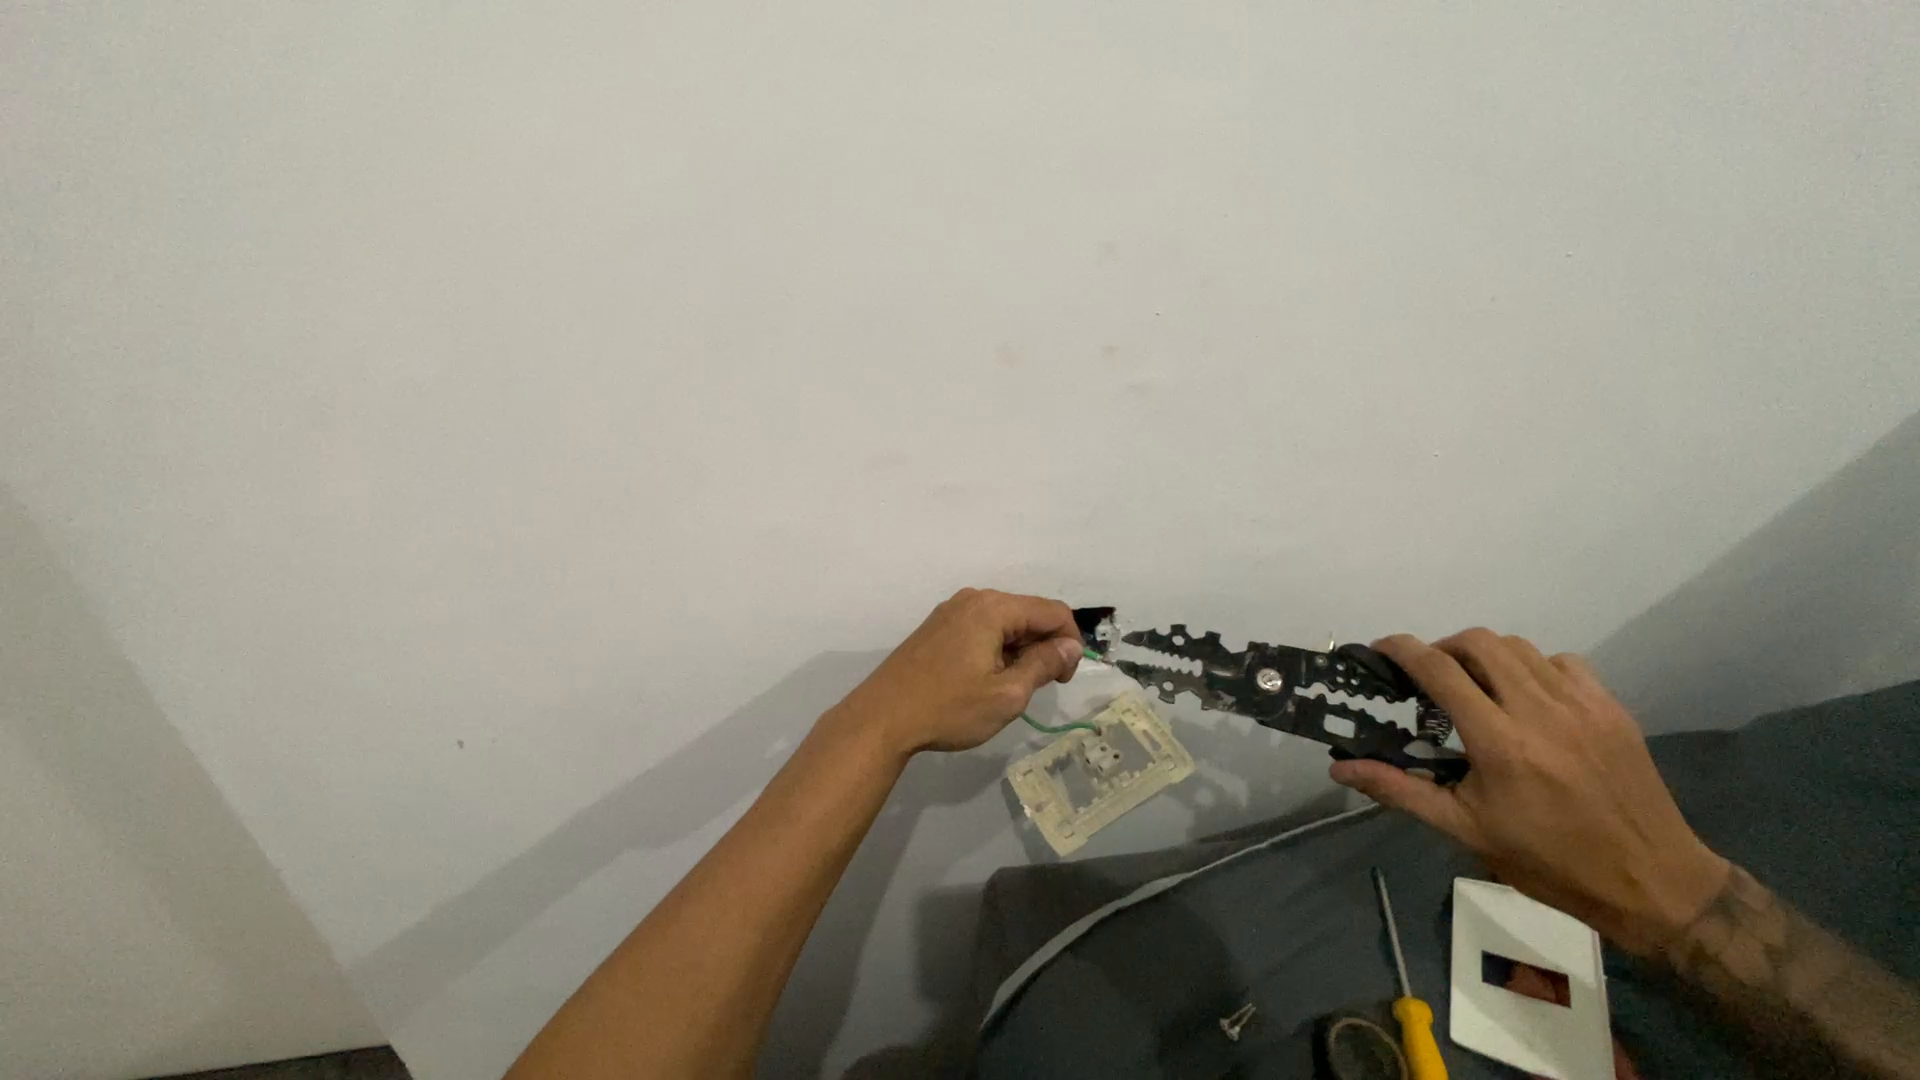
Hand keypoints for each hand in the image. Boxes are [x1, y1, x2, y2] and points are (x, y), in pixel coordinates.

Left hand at [836, 588, 1083, 755]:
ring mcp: (951, 612)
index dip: (1070, 642)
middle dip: (1044, 646)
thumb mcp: (1007, 694)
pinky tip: (985, 680)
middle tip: (1039, 687)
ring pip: (1005, 622)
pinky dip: (996, 649)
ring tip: (1010, 688)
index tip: (1063, 679)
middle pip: (1028, 613)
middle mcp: (973, 599)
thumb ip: (1044, 664)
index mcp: (993, 608)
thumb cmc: (948, 708)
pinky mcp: (937, 628)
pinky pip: (981, 629)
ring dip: (1020, 650)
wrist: (881, 718)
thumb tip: (1070, 646)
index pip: (1053, 611)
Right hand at [1329, 629, 1731, 956]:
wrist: (1653, 884)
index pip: (1440, 671)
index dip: (1402, 649)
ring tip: (1474, 685)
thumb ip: (1399, 789)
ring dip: (1485, 655)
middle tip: (1428, 675)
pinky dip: (1532, 667)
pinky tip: (1526, 697)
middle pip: (1480, 642)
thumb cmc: (1547, 861)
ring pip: (1520, 647)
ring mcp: (1583, 706)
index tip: (1380, 649)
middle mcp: (1541, 712)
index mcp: (1500, 743)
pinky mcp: (1612, 709)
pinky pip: (1562, 662)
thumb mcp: (1463, 829)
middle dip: (1442, 647)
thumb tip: (1339, 767)